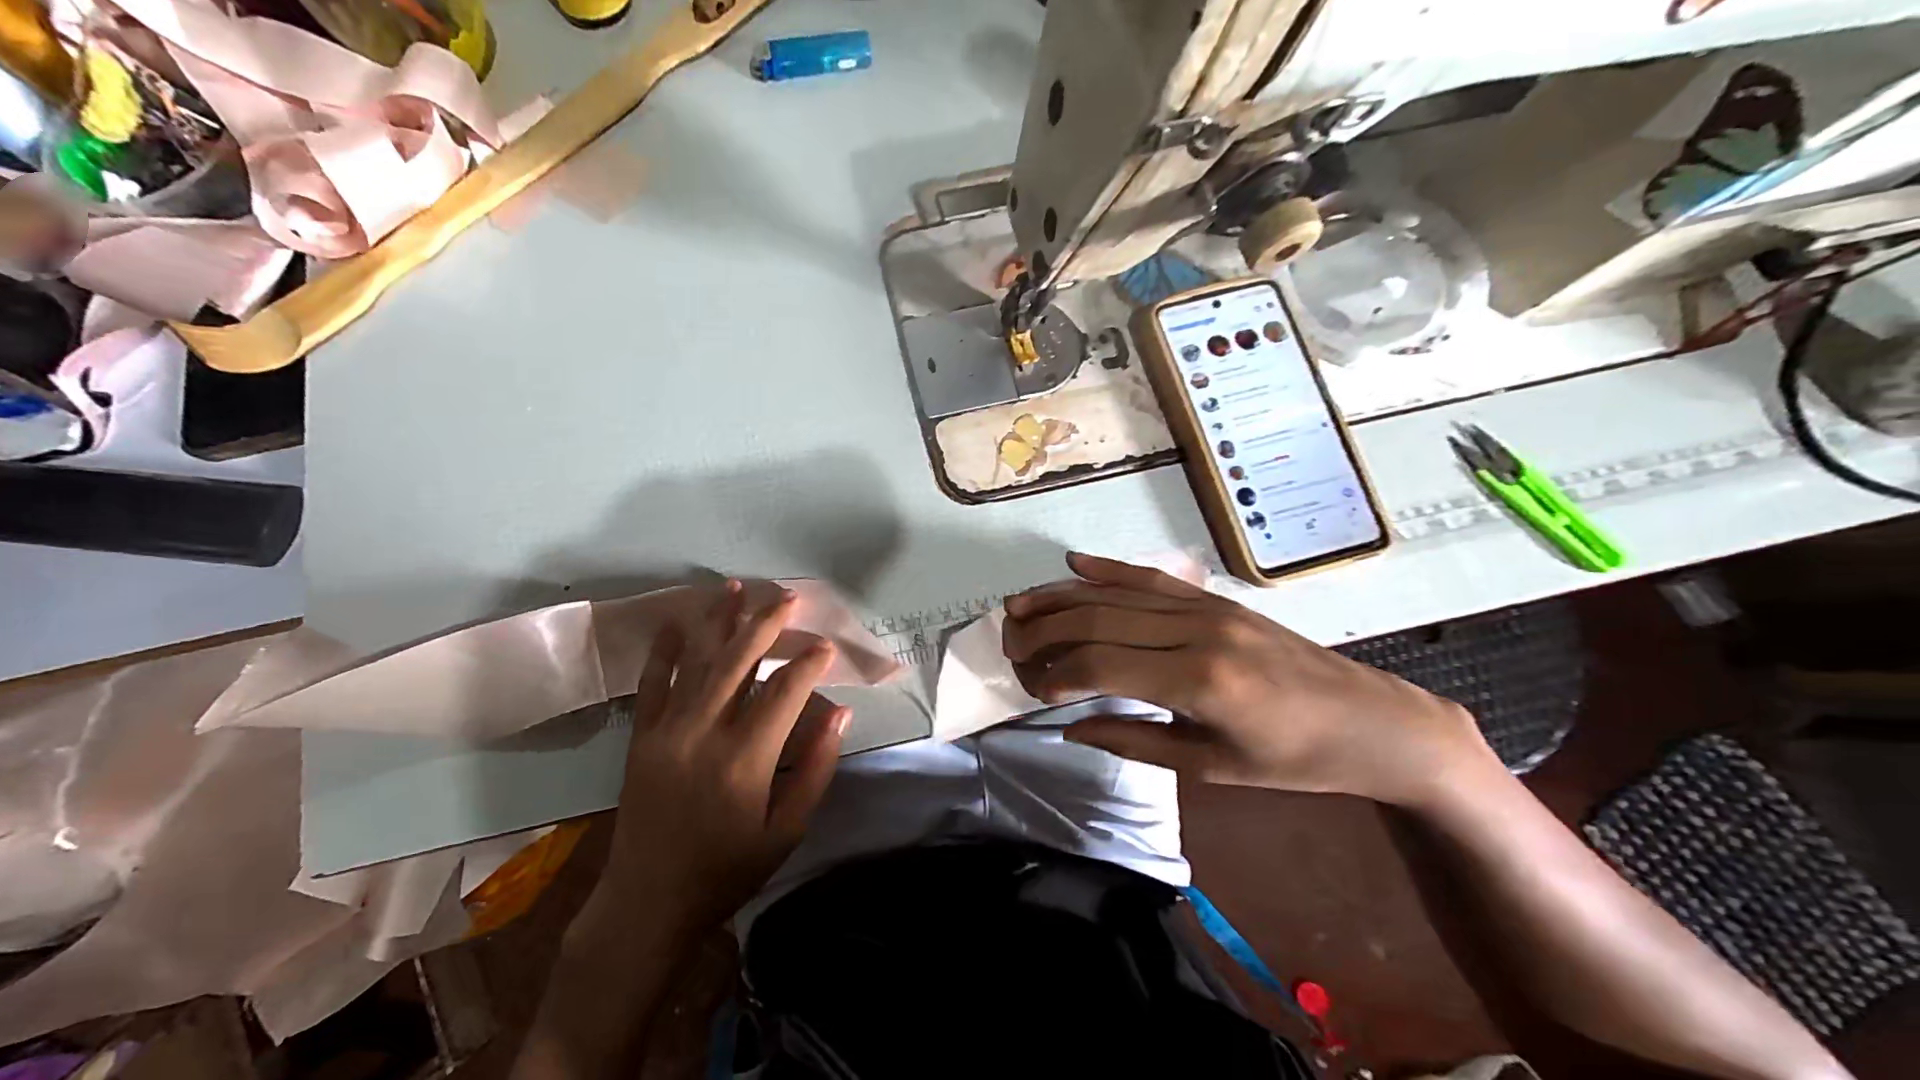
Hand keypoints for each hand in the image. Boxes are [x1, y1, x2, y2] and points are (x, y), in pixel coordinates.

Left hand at [600, 582, 848, 928]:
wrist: (647, 902)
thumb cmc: (726, 869)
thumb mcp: (786, 831)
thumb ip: (815, 769)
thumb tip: (840, 714)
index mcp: (746, 758)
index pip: (785, 691)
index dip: (810, 664)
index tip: (827, 647)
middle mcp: (704, 733)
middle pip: (739, 661)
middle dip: (766, 623)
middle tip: (788, 597)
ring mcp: (667, 731)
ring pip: (697, 662)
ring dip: (718, 621)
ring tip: (736, 587)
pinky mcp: (641, 738)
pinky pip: (652, 684)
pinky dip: (665, 651)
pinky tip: (678, 623)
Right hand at [1001, 553, 1494, 809]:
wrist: (1371, 722)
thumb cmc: (1294, 759)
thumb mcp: (1211, 768)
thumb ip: (1133, 742)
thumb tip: (1068, 728)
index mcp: (1198, 682)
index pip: (1100, 666)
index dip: (1054, 675)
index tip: (1028, 688)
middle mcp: (1196, 630)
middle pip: (1098, 620)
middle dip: (1044, 631)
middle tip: (1006, 644)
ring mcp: (1206, 607)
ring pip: (1117, 593)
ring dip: (1061, 598)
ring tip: (1018, 607)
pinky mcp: (1215, 598)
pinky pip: (1152, 577)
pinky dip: (1109, 571)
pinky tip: (1073, 566)